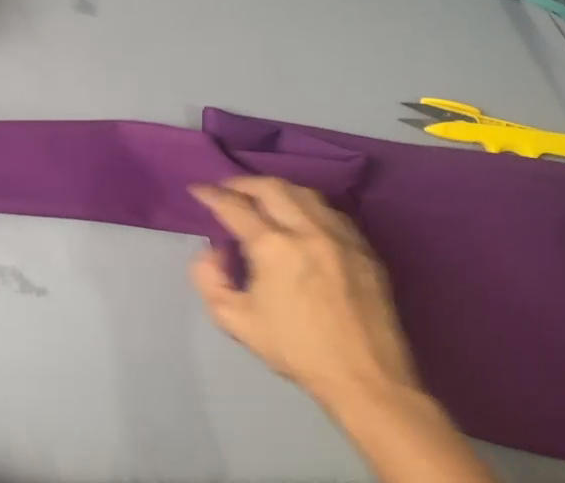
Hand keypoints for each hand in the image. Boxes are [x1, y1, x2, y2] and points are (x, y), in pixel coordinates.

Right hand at [188, 177, 419, 407]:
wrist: (367, 380)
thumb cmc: (295, 348)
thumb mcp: (232, 318)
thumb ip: (207, 277)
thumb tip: (213, 251)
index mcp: (273, 247)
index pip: (233, 205)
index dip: (209, 194)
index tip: (196, 191)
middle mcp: (308, 232)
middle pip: (271, 187)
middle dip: (242, 183)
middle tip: (227, 191)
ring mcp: (343, 240)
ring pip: (305, 194)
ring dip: (277, 190)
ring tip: (262, 201)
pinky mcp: (367, 253)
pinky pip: (333, 213)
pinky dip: (309, 207)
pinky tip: (300, 221)